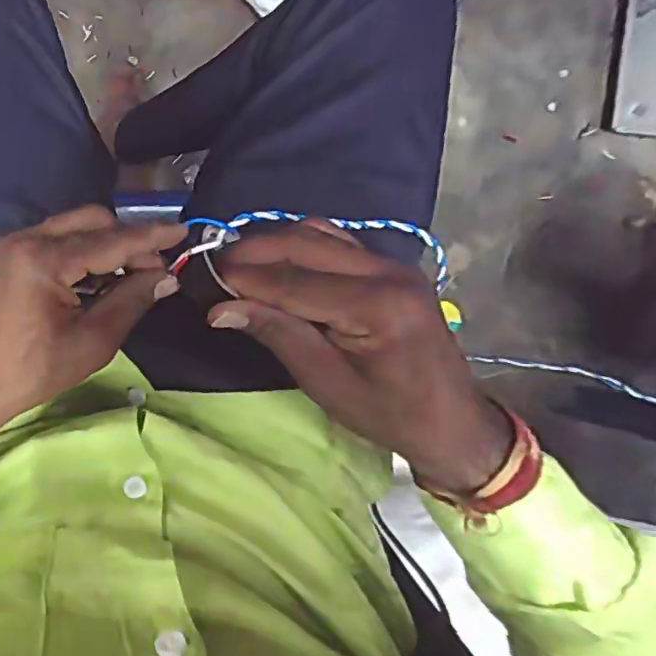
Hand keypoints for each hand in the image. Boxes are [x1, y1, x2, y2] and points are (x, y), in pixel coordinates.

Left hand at [0, 206, 184, 455]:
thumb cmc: (33, 371)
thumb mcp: (92, 340)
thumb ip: (132, 300)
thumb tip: (165, 277)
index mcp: (43, 259)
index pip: (110, 240)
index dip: (150, 237)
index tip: (183, 233)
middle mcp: (27, 240)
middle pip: (92, 221)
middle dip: (128, 239)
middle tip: (156, 267)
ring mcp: (15, 245)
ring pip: (76, 227)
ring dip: (107, 245)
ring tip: (137, 273)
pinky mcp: (12, 256)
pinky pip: (58, 240)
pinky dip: (85, 252)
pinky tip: (105, 276)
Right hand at [208, 222, 510, 492]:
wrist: (454, 421)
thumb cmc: (389, 413)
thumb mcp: (326, 383)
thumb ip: (277, 334)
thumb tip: (219, 309)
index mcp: (376, 305)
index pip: (292, 281)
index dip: (242, 279)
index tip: (201, 281)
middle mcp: (386, 271)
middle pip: (302, 244)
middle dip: (251, 252)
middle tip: (211, 269)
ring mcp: (390, 263)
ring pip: (316, 233)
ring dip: (271, 243)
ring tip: (236, 264)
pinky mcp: (387, 266)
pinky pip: (333, 241)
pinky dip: (296, 245)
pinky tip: (273, 262)